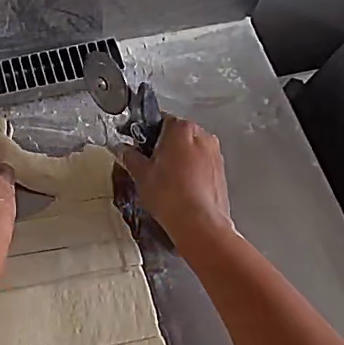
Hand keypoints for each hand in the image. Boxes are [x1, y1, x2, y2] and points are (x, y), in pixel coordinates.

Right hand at [118, 115, 231, 243]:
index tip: (136, 143)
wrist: (199, 224)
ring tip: (163, 181)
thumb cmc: (171, 196)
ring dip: (178, 160)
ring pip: (191, 150)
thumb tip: (123, 150)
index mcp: (182, 129)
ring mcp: (214, 155)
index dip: (145, 132)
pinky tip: (178, 189)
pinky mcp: (220, 173)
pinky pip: (201, 166)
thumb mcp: (141, 174)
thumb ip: (130, 157)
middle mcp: (202, 136)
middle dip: (163, 146)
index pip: (160, 120)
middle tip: (148, 164)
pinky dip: (190, 173)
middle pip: (177, 134)